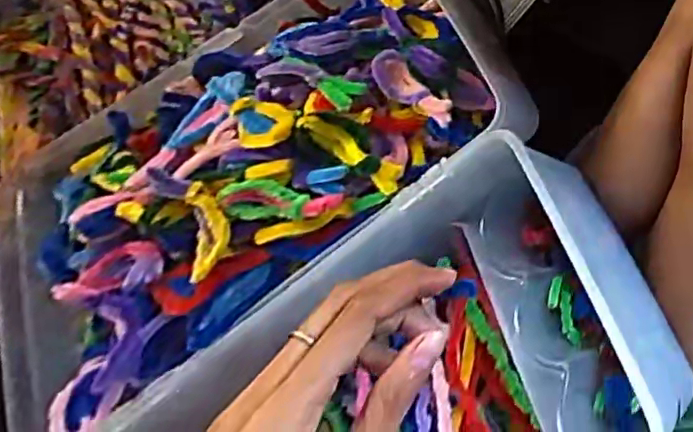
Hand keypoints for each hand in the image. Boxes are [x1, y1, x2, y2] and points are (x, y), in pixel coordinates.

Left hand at [210, 261, 454, 431]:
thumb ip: (390, 402)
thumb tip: (433, 336)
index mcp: (281, 410)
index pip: (353, 316)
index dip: (405, 286)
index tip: (445, 280)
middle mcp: (257, 394)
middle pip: (335, 305)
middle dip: (393, 287)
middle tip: (436, 293)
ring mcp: (246, 402)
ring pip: (321, 325)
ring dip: (375, 319)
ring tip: (412, 346)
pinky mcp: (247, 413)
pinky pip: (307, 355)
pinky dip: (349, 346)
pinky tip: (375, 371)